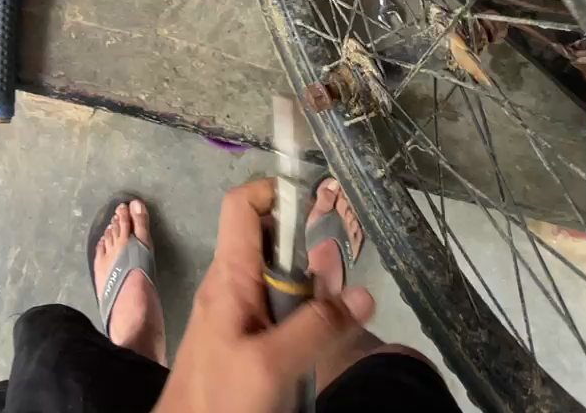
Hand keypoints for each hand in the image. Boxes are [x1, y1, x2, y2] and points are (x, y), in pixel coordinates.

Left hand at [153, 178, 376, 412]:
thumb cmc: (220, 397)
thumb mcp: (272, 366)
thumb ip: (318, 329)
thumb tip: (365, 294)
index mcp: (229, 273)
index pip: (241, 204)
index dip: (273, 192)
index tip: (314, 204)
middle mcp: (228, 281)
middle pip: (264, 237)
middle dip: (302, 243)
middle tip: (340, 268)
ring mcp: (233, 308)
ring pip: (272, 273)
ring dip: (305, 281)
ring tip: (338, 303)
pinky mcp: (240, 335)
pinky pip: (272, 304)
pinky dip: (298, 308)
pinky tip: (319, 332)